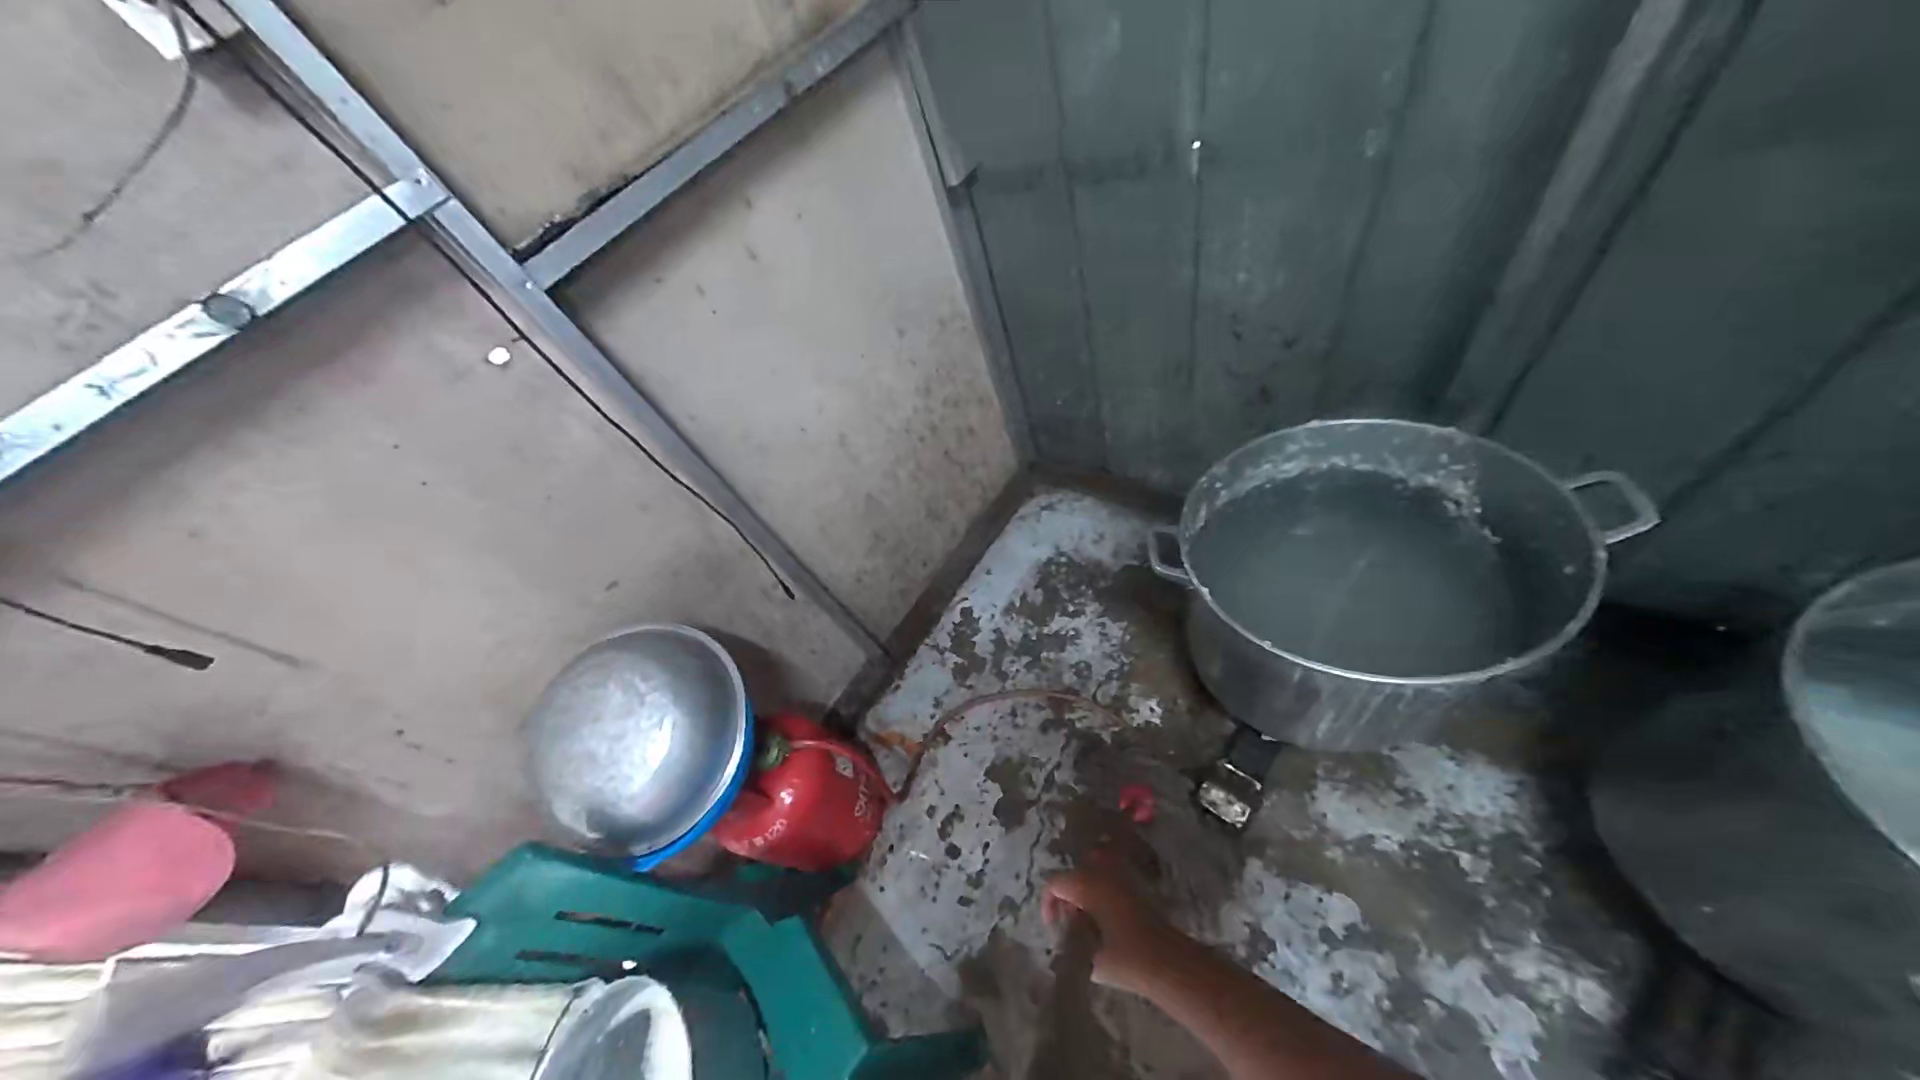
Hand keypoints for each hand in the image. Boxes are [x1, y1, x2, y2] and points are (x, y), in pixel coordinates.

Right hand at [1043, 862, 1188, 996]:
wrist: (1169, 963)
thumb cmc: (1126, 959)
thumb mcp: (1089, 955)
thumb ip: (1073, 941)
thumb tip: (1068, 937)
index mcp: (1085, 884)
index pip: (1054, 883)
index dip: (1048, 903)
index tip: (1053, 927)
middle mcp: (1102, 872)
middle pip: (1073, 875)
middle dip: (1066, 898)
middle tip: (1068, 925)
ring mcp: (1122, 877)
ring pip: (1091, 875)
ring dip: (1084, 895)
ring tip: (1085, 924)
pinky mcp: (1137, 888)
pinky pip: (1109, 882)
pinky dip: (1101, 895)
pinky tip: (1105, 922)